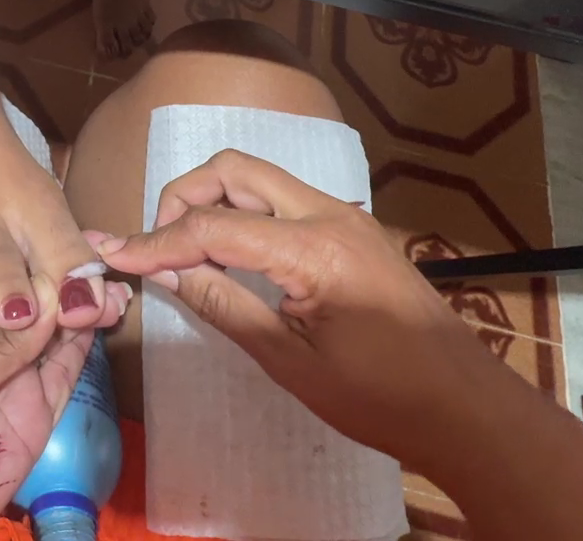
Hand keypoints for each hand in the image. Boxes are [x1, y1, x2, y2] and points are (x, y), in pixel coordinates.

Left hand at [0, 280, 131, 540]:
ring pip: (57, 334)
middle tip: (104, 259)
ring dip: (83, 308)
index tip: (70, 238)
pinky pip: (65, 373)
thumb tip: (47, 294)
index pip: (1, 282)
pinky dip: (86, 345)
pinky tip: (103, 316)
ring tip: (113, 284)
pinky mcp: (36, 415)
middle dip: (67, 282)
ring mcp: (14, 379)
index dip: (34, 261)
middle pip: (35, 305)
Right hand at [97, 150, 513, 466]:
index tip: (112, 252)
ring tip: (187, 248)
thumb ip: (222, 304)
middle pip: (233, 169)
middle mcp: (327, 213)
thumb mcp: (291, 362)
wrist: (471, 412)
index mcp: (314, 250)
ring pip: (255, 176)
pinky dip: (240, 211)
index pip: (212, 227)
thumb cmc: (383, 400)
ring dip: (211, 199)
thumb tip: (163, 272)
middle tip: (162, 246)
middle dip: (183, 196)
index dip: (155, 242)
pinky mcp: (348, 226)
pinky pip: (278, 198)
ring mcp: (342, 214)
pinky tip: (230, 251)